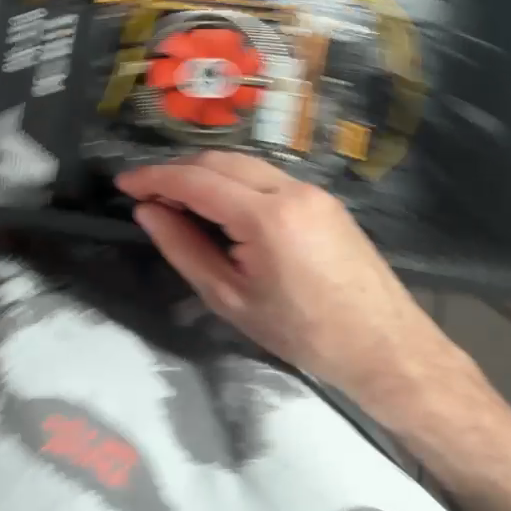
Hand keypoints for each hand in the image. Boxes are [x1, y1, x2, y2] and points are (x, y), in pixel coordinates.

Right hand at [118, 152, 459, 411]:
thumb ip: (183, 248)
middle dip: (176, 170)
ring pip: (242, 163)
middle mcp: (290, 189)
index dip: (153, 178)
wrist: (388, 350)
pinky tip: (220, 206)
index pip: (195, 180)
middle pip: (217, 160)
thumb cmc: (302, 333)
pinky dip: (232, 181)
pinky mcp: (323, 199)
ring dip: (204, 173)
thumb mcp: (230, 298)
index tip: (122, 184)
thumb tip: (146, 211)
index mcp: (266, 217)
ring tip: (178, 201)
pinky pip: (265, 176)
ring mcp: (312, 190)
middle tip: (147, 195)